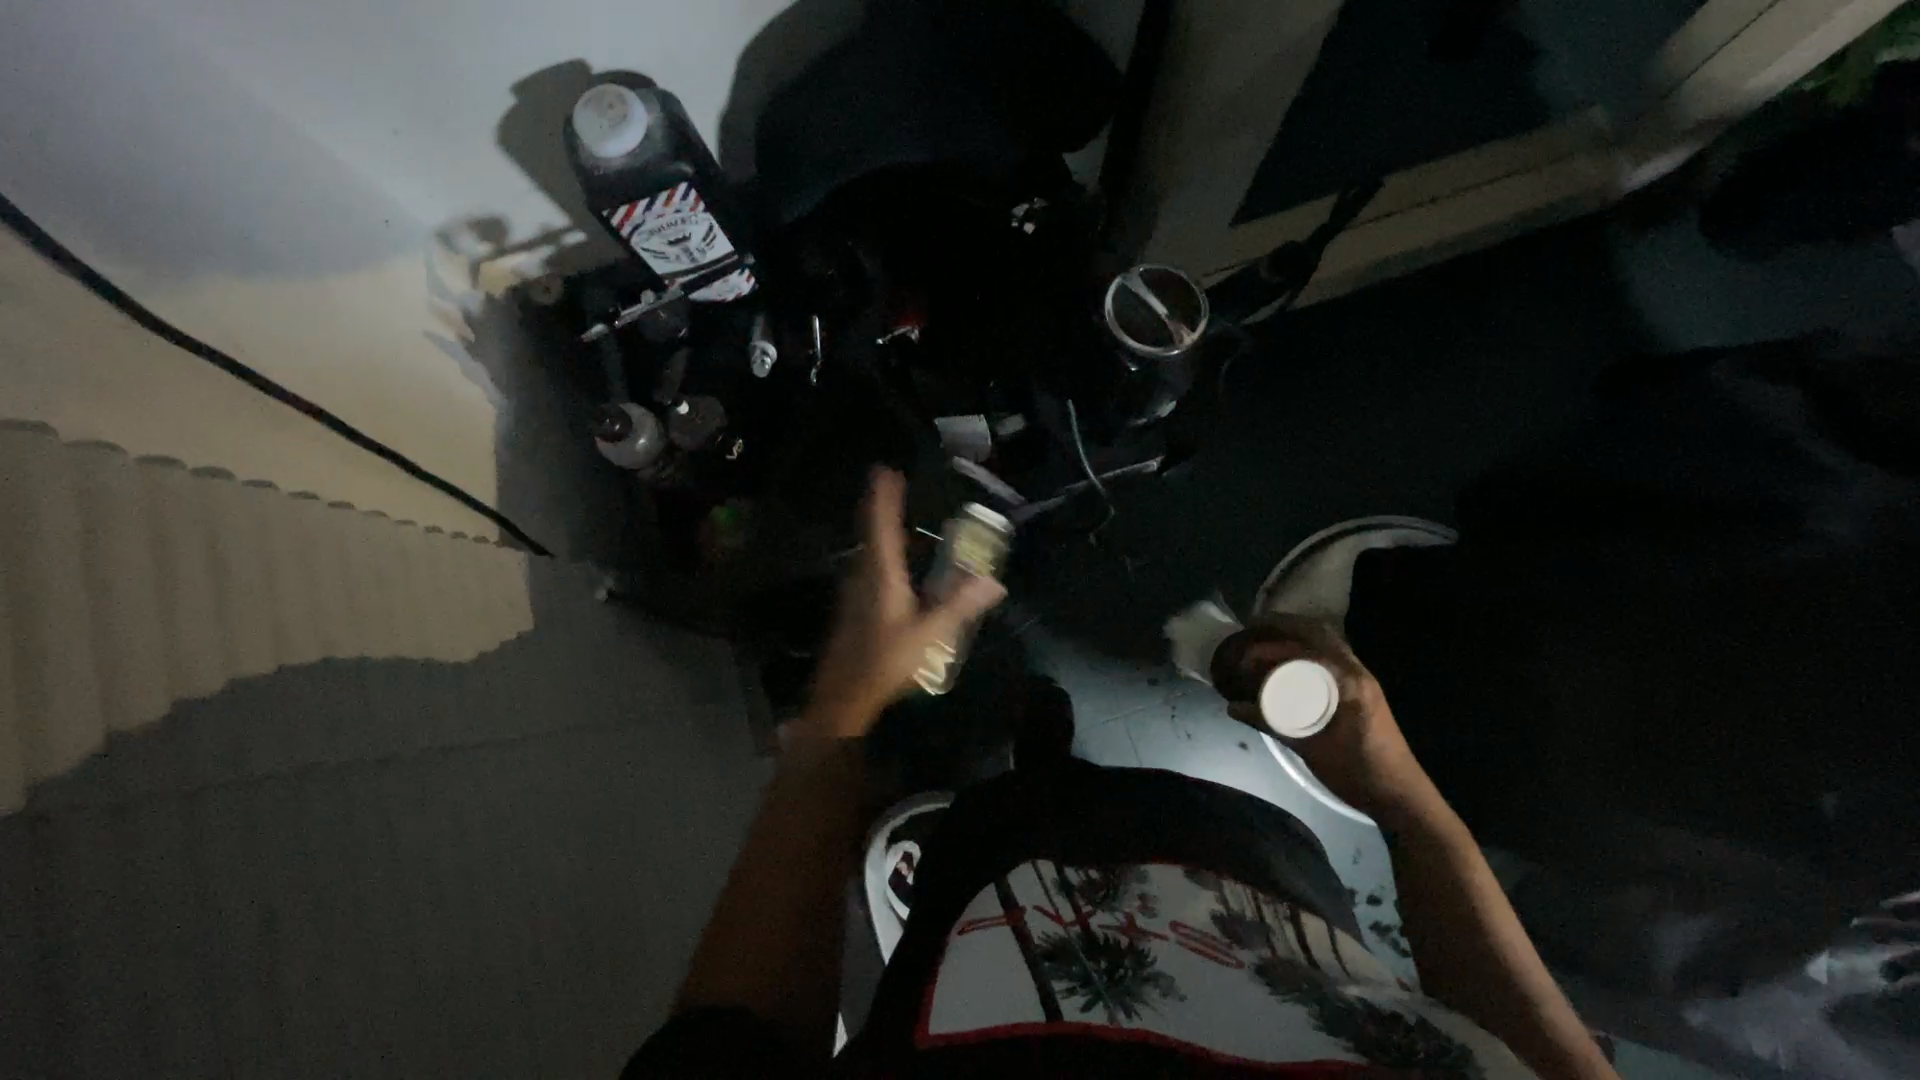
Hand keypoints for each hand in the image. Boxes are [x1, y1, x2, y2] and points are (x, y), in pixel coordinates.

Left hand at [798, 469, 1006, 738]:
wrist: (843, 696)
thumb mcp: (930, 633)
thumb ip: (960, 605)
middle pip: (868, 532)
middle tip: (887, 483)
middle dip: (878, 506)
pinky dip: (876, 552)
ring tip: (889, 513)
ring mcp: (853, 592)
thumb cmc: (886, 661)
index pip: (881, 526)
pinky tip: (887, 562)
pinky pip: (865, 567)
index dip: (884, 497)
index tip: (885, 470)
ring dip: (876, 528)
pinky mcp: (851, 609)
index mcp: (881, 575)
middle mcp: (862, 576)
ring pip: (865, 550)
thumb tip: (995, 582)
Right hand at [1224, 615, 1437, 825]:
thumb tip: (1233, 706)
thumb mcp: (1310, 749)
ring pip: (1328, 641)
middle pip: (1318, 633)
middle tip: (1252, 628)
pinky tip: (1290, 659)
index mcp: (1349, 682)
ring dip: (1298, 634)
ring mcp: (1362, 678)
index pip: (1304, 650)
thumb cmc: (1357, 772)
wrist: (1399, 794)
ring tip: (1267, 636)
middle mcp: (1357, 672)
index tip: (1244, 655)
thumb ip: (1271, 724)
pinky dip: (1309, 648)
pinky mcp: (1362, 689)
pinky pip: (1332, 656)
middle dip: (1284, 625)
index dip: (1270, 648)